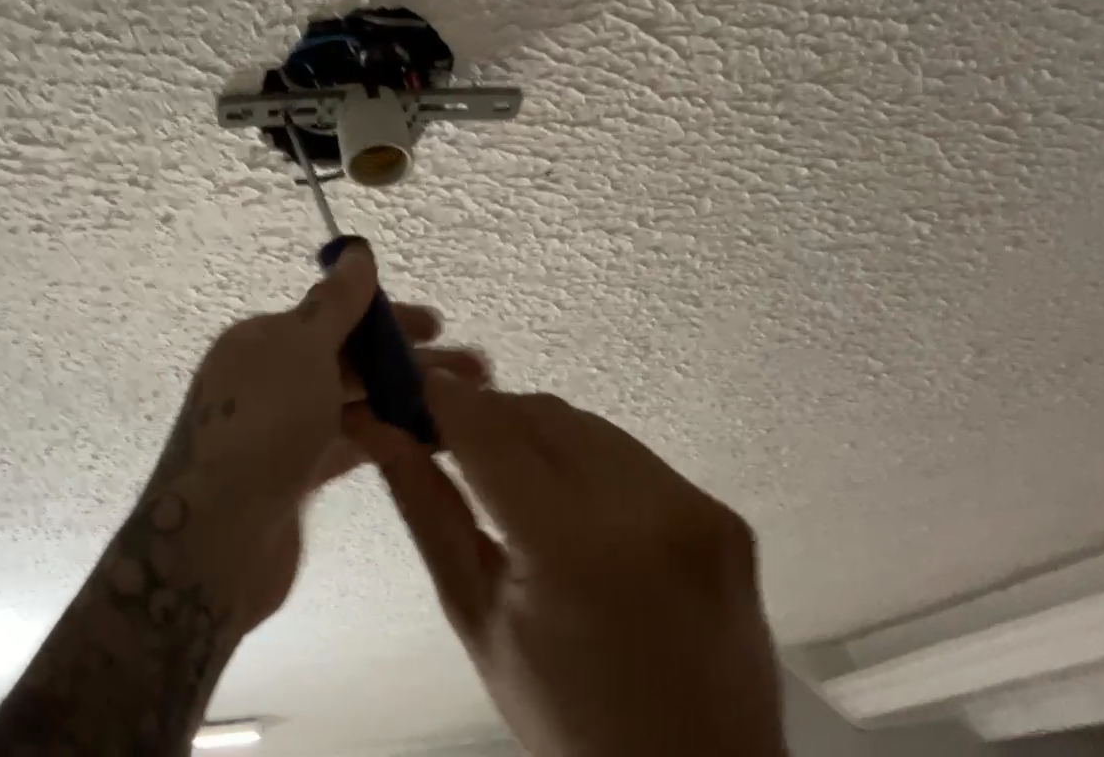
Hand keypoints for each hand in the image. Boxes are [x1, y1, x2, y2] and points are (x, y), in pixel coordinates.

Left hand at [139, 241, 486, 632]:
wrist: (218, 539)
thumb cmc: (263, 426)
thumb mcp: (300, 349)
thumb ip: (335, 303)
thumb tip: (355, 250)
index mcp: (261, 341)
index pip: (332, 315)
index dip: (385, 317)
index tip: (438, 325)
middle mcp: (267, 379)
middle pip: (347, 360)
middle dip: (408, 362)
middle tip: (475, 371)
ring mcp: (281, 430)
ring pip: (354, 403)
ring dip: (406, 400)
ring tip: (467, 410)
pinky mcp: (295, 475)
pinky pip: (349, 444)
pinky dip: (387, 438)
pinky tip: (432, 442)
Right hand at [347, 376, 786, 756]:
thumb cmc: (567, 718)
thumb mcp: (475, 615)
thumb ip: (427, 510)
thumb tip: (379, 431)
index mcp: (574, 551)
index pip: (489, 431)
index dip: (441, 398)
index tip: (406, 385)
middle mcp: (647, 513)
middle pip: (538, 412)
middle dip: (483, 414)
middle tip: (443, 437)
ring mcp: (697, 510)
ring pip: (584, 422)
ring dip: (531, 429)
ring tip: (502, 472)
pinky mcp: (723, 516)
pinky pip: (629, 453)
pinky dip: (582, 455)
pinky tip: (562, 495)